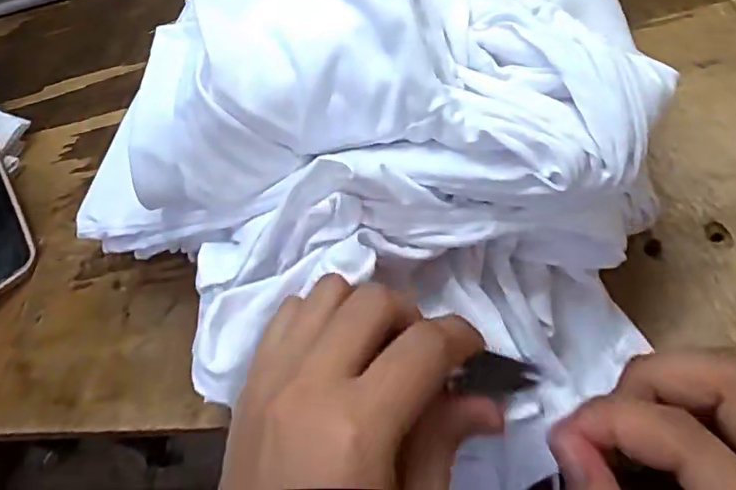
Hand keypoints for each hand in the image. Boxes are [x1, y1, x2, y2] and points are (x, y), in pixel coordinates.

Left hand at [220, 276, 504, 489]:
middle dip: (411, 317)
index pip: (422, 346)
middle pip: (372, 300)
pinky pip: (289, 310)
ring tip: (377, 348)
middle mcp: (311, 381)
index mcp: (357, 426)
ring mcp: (273, 371)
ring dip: (362, 308)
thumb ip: (440, 445)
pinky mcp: (249, 373)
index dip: (460, 337)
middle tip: (424, 356)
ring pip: (328, 290)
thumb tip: (486, 402)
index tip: (475, 349)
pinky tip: (333, 351)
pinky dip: (319, 315)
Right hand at [549, 350, 735, 489]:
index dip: (610, 420)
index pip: (687, 437)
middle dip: (652, 379)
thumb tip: (566, 439)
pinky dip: (686, 407)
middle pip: (735, 380)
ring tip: (626, 423)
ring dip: (669, 385)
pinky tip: (655, 443)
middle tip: (607, 416)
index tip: (563, 437)